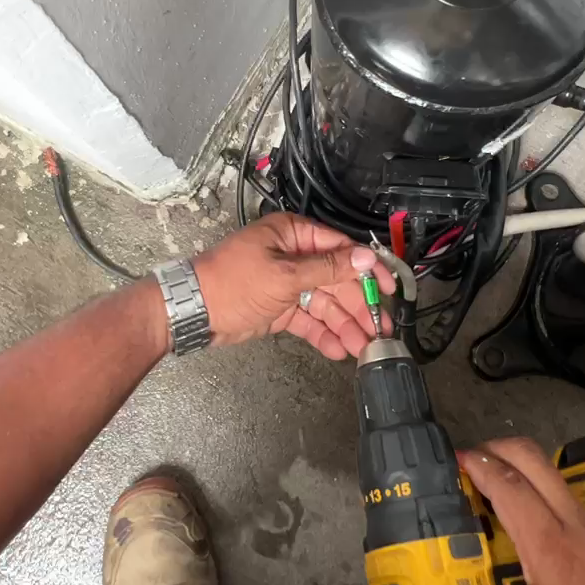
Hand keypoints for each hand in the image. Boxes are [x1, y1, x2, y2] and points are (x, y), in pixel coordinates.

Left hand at [191, 213, 394, 357]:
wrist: (192, 311)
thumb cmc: (234, 282)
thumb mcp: (284, 275)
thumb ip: (328, 269)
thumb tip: (365, 257)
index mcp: (294, 235)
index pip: (342, 249)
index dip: (370, 270)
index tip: (392, 289)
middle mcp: (294, 256)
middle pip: (337, 280)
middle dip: (359, 306)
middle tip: (381, 329)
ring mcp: (287, 283)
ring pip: (325, 303)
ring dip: (344, 324)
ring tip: (365, 347)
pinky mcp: (280, 308)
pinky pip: (308, 319)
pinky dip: (323, 333)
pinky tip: (340, 350)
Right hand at [459, 438, 584, 584]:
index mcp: (553, 551)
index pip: (508, 484)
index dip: (476, 464)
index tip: (453, 461)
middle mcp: (578, 527)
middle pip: (531, 456)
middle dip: (494, 447)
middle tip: (468, 463)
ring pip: (551, 475)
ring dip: (518, 472)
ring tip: (491, 495)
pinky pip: (567, 501)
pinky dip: (539, 498)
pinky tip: (527, 530)